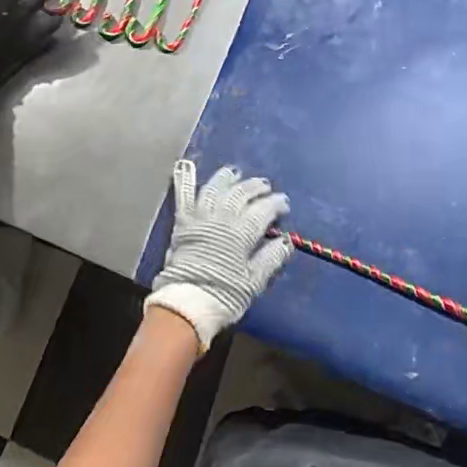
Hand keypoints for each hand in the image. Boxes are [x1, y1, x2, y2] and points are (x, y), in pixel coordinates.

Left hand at [145, 160, 291, 351]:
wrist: (188, 301)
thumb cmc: (224, 294)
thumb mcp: (254, 280)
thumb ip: (270, 258)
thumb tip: (284, 241)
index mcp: (241, 233)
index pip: (262, 211)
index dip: (274, 204)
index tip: (283, 203)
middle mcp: (221, 219)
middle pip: (239, 195)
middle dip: (254, 188)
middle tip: (264, 185)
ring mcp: (199, 219)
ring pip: (214, 190)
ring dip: (225, 179)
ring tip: (234, 173)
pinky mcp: (182, 223)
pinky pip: (183, 196)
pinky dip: (184, 179)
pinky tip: (184, 165)